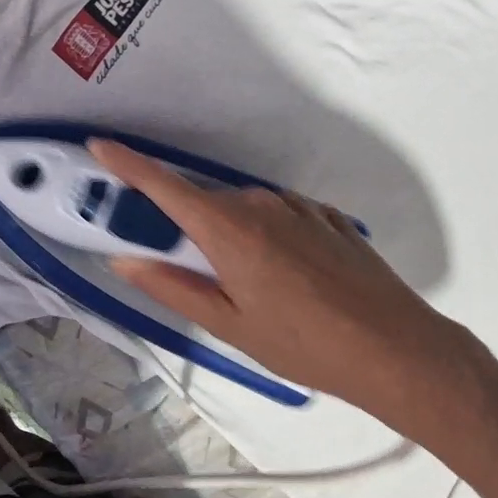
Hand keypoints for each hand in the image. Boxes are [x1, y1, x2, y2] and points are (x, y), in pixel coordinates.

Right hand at [88, 139, 474, 425]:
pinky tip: (290, 276)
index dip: (126, 163)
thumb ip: (172, 289)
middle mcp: (259, 205)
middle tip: (192, 270)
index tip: (98, 145)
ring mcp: (298, 207)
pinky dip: (268, 235)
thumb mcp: (230, 327)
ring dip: (230, 234)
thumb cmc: (304, 344)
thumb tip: (125, 261)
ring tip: (253, 287)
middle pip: (203, 202)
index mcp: (226, 229)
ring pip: (243, 210)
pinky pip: (280, 216)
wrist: (400, 352)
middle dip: (186, 226)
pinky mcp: (327, 217)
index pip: (163, 185)